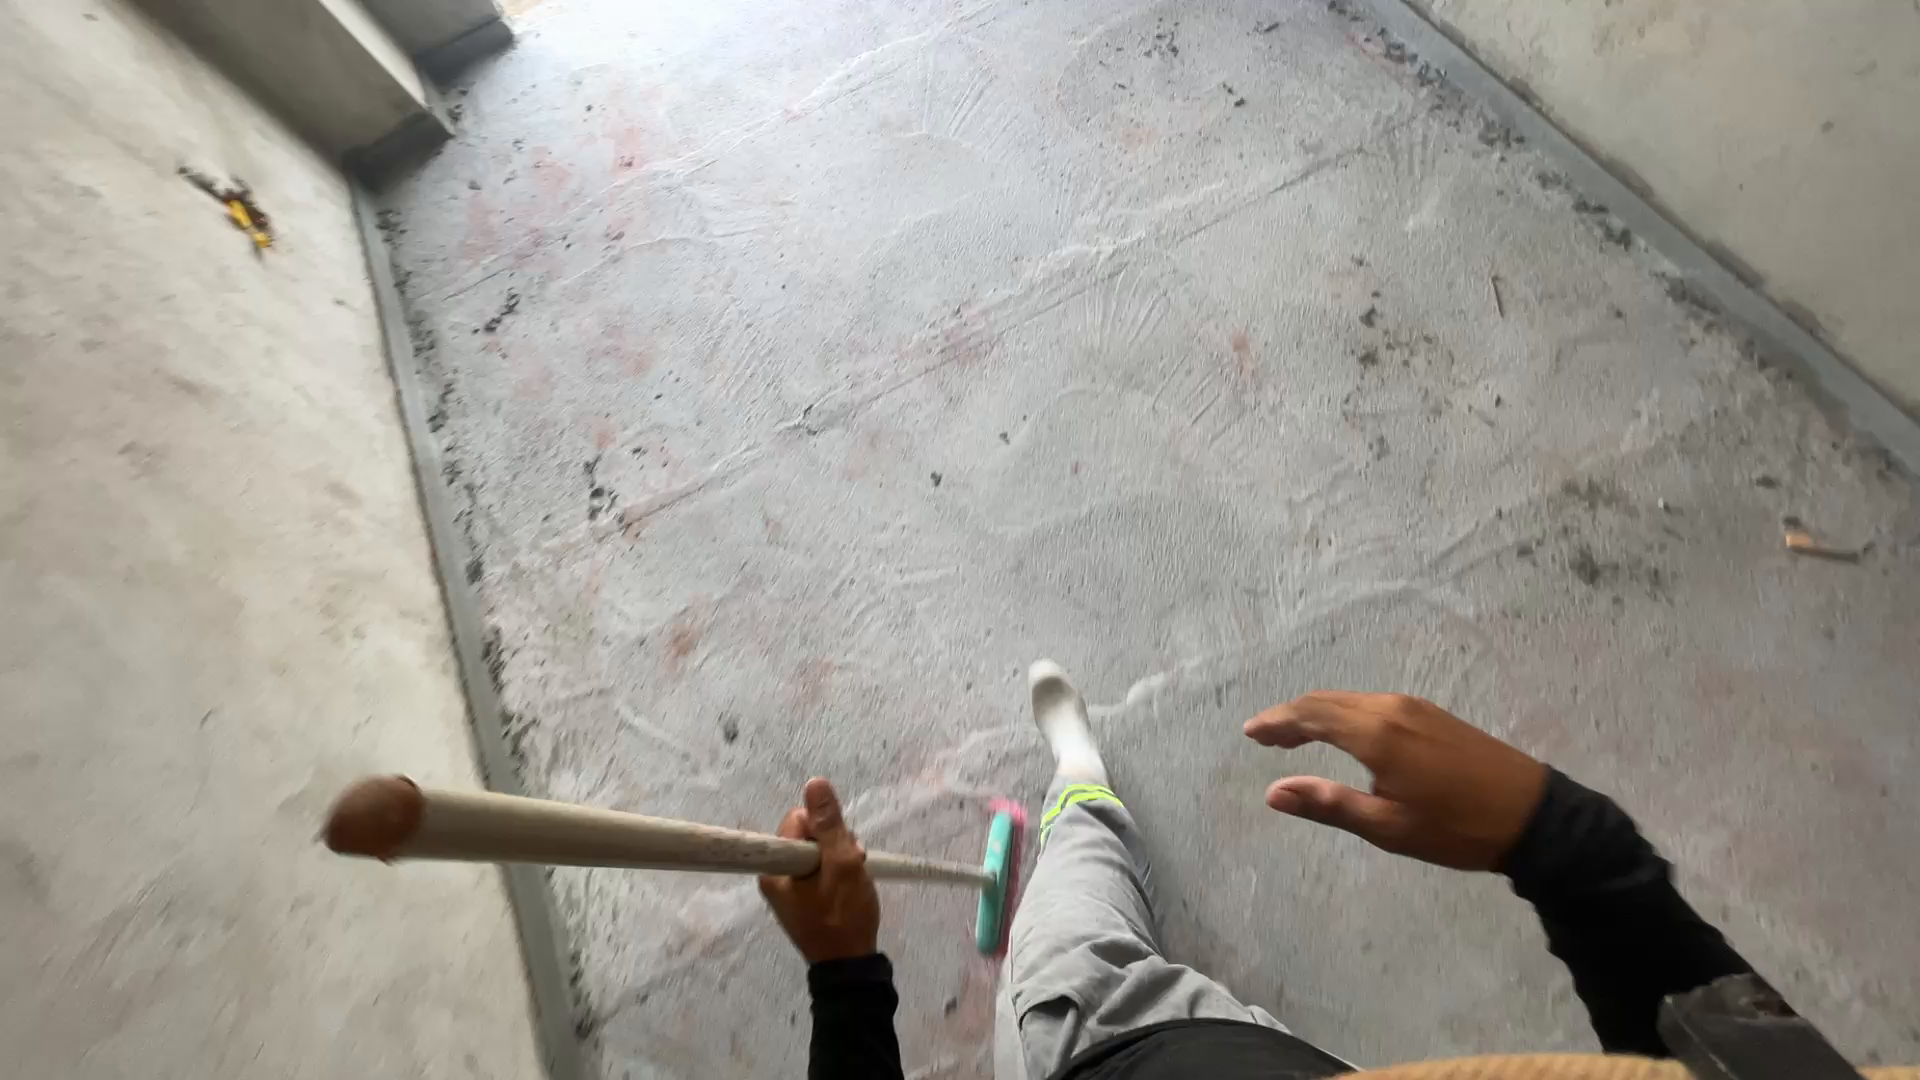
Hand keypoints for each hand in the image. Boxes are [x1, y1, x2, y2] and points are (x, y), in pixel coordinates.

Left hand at [758, 777, 880, 962]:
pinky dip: (836, 868)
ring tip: (854, 874)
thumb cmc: (844, 915)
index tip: (838, 845)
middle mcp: (775, 874)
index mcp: (775, 867)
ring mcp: (787, 886)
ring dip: (839, 854)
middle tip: (852, 861)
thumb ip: (829, 823)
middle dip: (834, 840)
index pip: (796, 820)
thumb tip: (814, 783)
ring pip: (816, 848)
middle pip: (807, 833)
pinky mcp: (800, 895)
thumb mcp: (842, 864)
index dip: (821, 826)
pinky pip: (817, 866)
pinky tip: (849, 881)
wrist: (850, 966)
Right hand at [1243, 692, 1547, 870]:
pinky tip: (1341, 734)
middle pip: (1324, 701)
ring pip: (1346, 700)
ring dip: (1315, 713)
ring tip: (1295, 737)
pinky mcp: (1429, 713)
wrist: (1541, 819)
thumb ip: (1327, 804)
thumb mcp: (1389, 827)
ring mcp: (1411, 707)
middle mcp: (1388, 708)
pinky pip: (1368, 703)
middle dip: (1290, 716)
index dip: (1275, 722)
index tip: (1250, 732)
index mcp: (1374, 733)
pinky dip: (1341, 713)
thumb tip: (1272, 792)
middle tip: (1265, 736)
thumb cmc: (1458, 828)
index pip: (1308, 715)